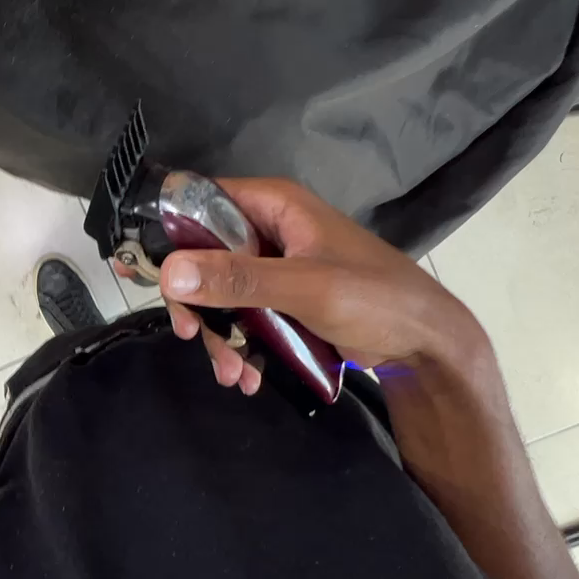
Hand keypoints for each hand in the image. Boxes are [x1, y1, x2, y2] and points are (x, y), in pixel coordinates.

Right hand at [157, 178, 484, 392]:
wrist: (426, 347)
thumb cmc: (374, 300)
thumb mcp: (305, 287)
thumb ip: (237, 279)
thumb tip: (168, 273)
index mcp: (276, 206)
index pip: (203, 202)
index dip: (173, 234)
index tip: (153, 277)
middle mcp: (269, 231)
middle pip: (204, 257)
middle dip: (196, 303)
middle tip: (192, 335)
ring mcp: (275, 268)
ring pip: (220, 294)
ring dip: (219, 336)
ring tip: (233, 373)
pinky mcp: (281, 302)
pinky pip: (242, 318)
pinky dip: (239, 347)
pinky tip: (247, 376)